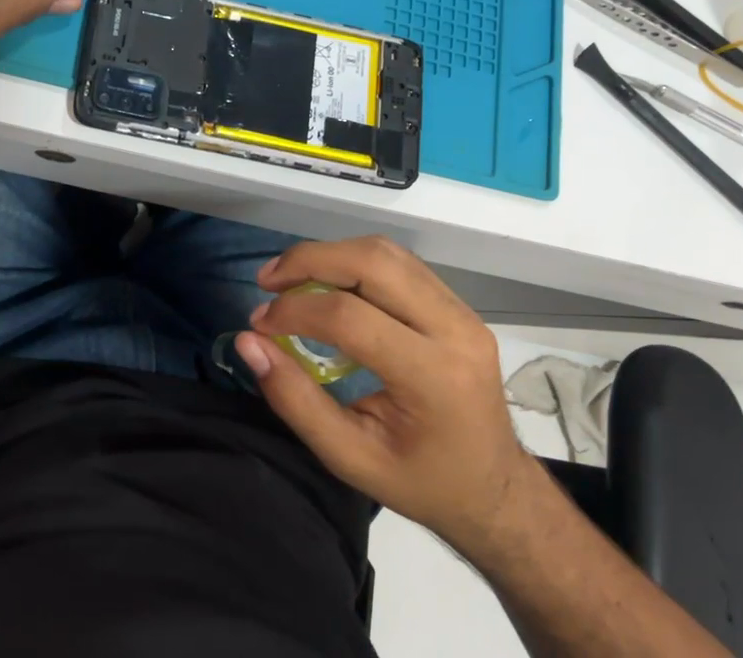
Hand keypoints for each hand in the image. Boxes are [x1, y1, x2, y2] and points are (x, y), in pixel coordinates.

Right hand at [234, 236, 538, 546]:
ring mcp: (463, 313)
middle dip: (309, 261)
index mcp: (433, 377)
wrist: (493, 490)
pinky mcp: (459, 307)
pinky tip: (325, 284)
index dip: (293, 311)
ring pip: (386, 253)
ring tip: (289, 279)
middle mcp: (454, 331)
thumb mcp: (348, 458)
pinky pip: (400, 265)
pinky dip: (353, 264)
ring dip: (330, 256)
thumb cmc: (420, 482)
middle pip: (373, 263)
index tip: (258, 325)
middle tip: (267, 282)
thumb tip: (248, 342)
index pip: (350, 317)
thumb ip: (295, 399)